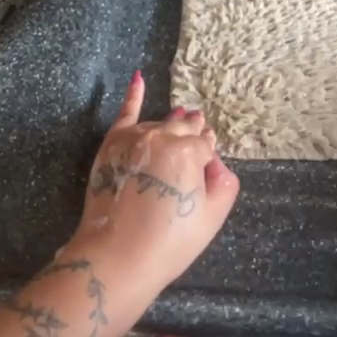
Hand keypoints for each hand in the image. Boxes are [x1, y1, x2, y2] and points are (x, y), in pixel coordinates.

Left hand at [61, 73, 239, 310]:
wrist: (117, 258)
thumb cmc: (169, 242)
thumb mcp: (212, 218)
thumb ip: (224, 182)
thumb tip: (214, 161)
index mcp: (190, 151)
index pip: (205, 145)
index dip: (206, 157)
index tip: (205, 168)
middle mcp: (163, 136)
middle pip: (184, 129)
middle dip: (192, 135)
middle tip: (195, 146)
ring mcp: (135, 137)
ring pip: (161, 125)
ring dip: (172, 125)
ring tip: (181, 119)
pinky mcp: (112, 144)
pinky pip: (126, 112)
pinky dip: (133, 95)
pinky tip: (138, 78)